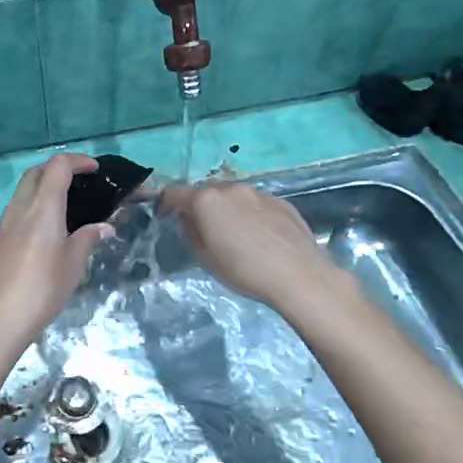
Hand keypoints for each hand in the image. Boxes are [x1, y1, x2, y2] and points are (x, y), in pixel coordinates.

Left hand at [0, 154, 111, 345]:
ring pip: (24, 190)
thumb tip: (104, 227)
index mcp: (43, 207)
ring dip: (44, 186)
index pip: (58, 166)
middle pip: (36, 172)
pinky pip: (19, 210)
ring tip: (68, 203)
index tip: (95, 169)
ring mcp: (5, 224)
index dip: (78, 161)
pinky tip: (49, 228)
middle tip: (81, 180)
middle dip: (58, 168)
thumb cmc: (41, 289)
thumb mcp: (73, 264)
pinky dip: (36, 205)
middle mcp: (21, 208)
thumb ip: (88, 239)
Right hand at [160, 183, 337, 309]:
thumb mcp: (206, 258)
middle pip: (207, 192)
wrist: (297, 274)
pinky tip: (259, 236)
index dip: (166, 203)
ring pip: (233, 196)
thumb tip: (189, 218)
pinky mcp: (280, 201)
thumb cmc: (244, 270)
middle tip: (203, 230)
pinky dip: (249, 214)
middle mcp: (231, 189)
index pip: (176, 193)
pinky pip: (255, 203)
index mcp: (207, 200)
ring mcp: (258, 192)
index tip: (165, 215)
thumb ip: (191, 232)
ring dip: (227, 209)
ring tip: (234, 235)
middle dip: (200, 206)